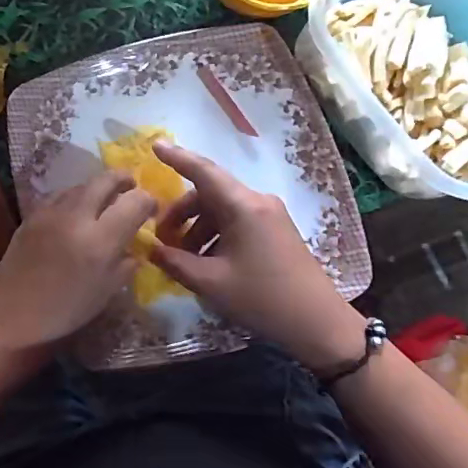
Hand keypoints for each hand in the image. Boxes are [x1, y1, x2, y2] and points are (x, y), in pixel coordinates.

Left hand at [0, 169, 156, 357]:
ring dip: (98, 188)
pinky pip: (60, 196)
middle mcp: (76, 218)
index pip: (135, 201)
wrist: (15, 319)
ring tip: (104, 201)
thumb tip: (137, 245)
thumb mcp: (108, 290)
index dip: (148, 201)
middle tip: (131, 188)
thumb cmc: (68, 312)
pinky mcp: (31, 216)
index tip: (151, 209)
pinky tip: (76, 212)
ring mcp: (50, 213)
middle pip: (106, 180)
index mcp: (100, 241)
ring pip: (81, 185)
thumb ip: (127, 262)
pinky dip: (75, 197)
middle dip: (124, 180)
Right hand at [148, 142, 365, 371]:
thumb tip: (151, 249)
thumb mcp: (211, 283)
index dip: (177, 158)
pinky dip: (216, 235)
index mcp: (243, 206)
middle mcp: (257, 202)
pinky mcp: (275, 231)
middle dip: (181, 213)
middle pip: (210, 194)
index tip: (154, 146)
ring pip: (222, 210)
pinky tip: (206, 263)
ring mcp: (270, 215)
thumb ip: (175, 262)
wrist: (316, 322)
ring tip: (182, 259)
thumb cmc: (262, 299)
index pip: (203, 171)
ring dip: (198, 228)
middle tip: (161, 240)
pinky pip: (237, 222)